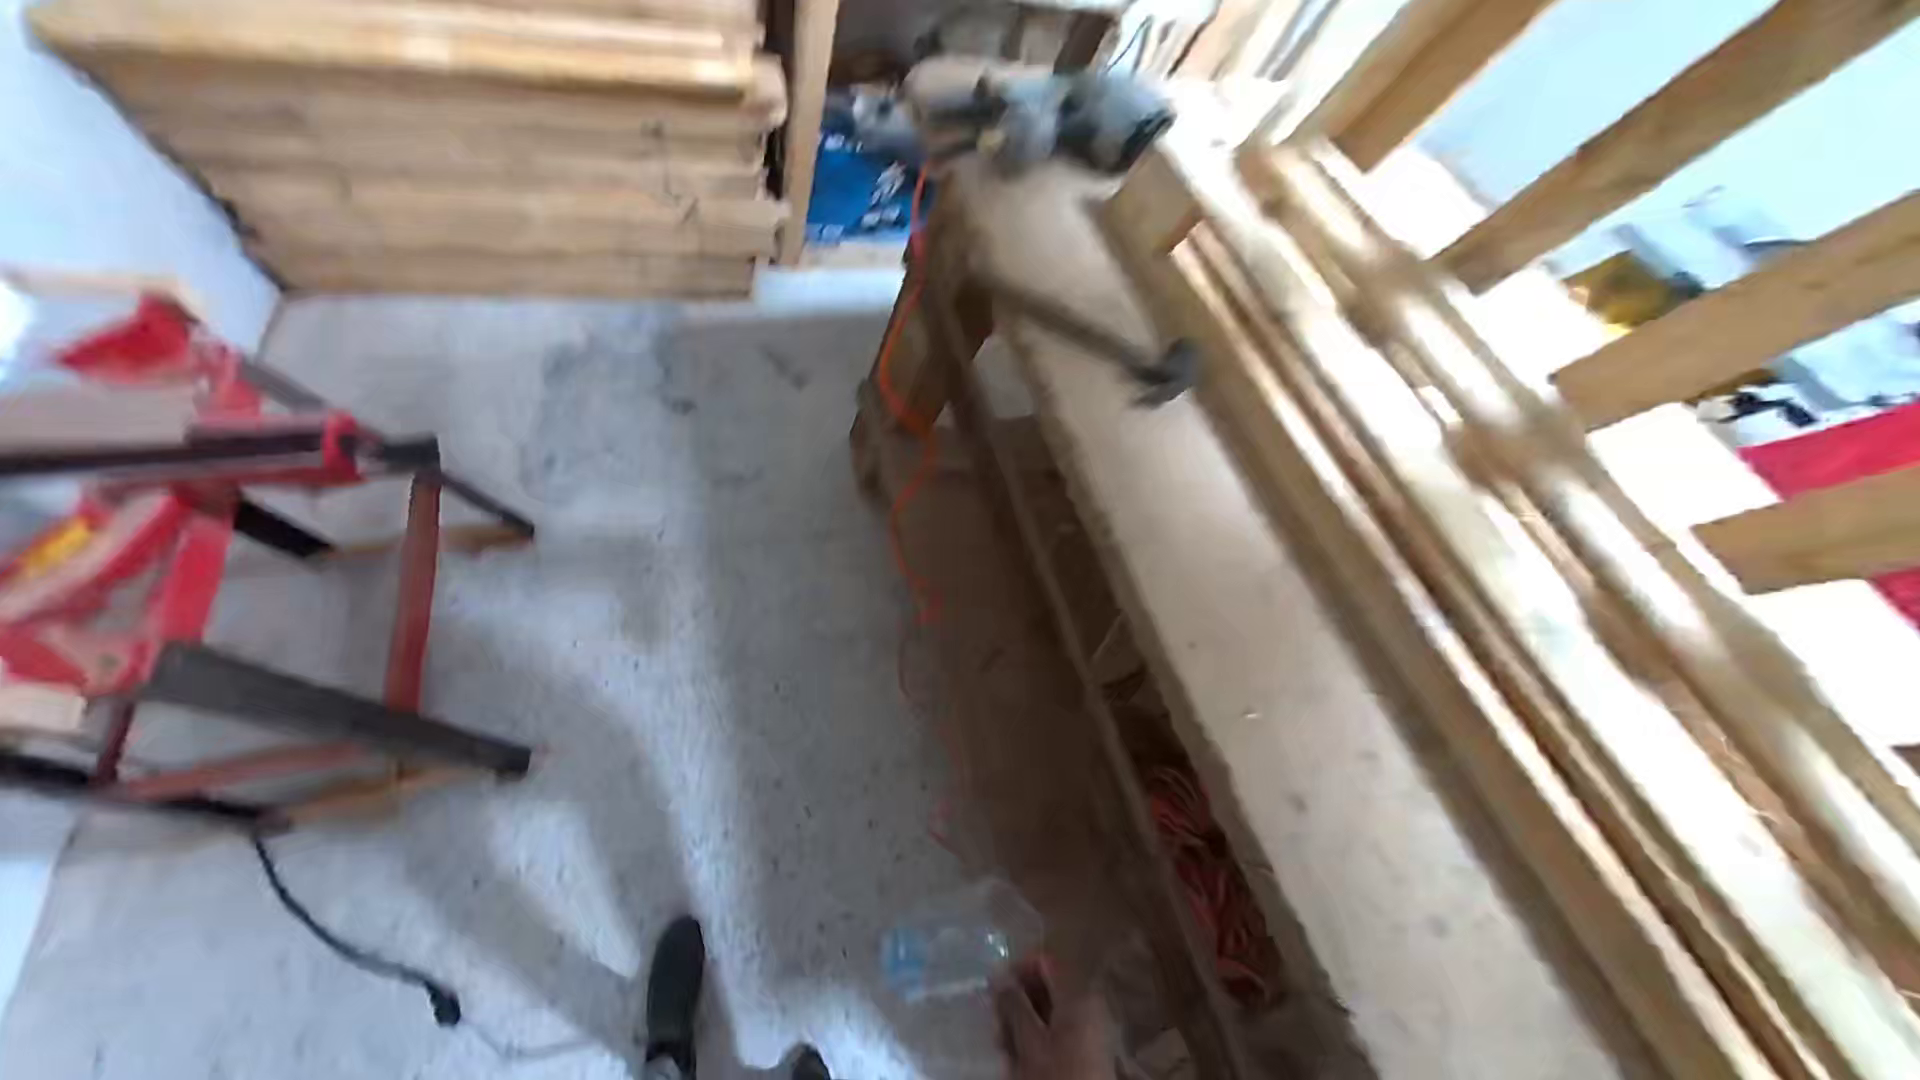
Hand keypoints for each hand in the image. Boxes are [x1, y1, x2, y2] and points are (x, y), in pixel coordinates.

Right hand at [994, 960, 1114, 1079]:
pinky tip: (1021, 1063)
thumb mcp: (1030, 1043)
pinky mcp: (1090, 1054)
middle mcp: (1089, 1004)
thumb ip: (1013, 1004)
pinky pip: (1059, 1034)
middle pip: (1046, 988)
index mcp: (1078, 994)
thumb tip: (997, 974)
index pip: (1044, 961)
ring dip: (1023, 1026)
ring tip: (1004, 1052)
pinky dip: (1038, 1041)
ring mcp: (1092, 1030)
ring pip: (1050, 1013)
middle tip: (996, 1028)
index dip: (1017, 970)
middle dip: (1017, 1004)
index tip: (994, 992)